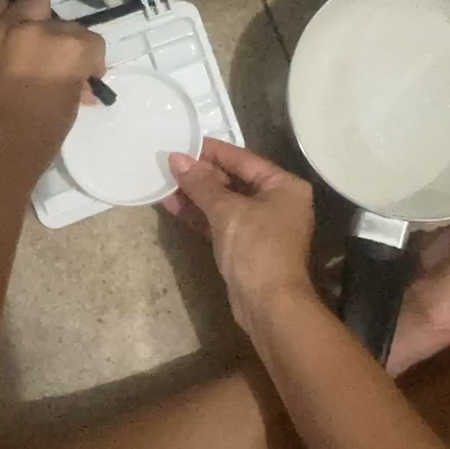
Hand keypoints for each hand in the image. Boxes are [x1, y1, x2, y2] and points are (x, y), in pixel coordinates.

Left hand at [0, 0, 106, 182]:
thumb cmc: (37, 142)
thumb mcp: (69, 109)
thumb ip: (75, 82)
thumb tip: (78, 78)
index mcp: (68, 51)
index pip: (91, 41)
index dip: (92, 61)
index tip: (87, 77)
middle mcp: (35, 31)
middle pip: (62, 21)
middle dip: (65, 39)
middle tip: (58, 60)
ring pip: (26, 2)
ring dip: (33, 16)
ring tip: (30, 36)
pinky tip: (2, 36)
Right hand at [162, 139, 316, 327]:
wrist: (269, 305)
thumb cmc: (256, 249)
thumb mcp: (227, 211)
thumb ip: (201, 184)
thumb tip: (177, 159)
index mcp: (284, 186)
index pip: (244, 159)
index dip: (212, 152)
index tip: (184, 144)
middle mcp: (277, 202)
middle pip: (234, 180)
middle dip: (201, 175)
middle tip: (169, 165)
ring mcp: (262, 226)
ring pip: (225, 203)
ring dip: (196, 195)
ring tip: (165, 184)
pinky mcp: (246, 246)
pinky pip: (221, 222)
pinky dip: (200, 215)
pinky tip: (174, 206)